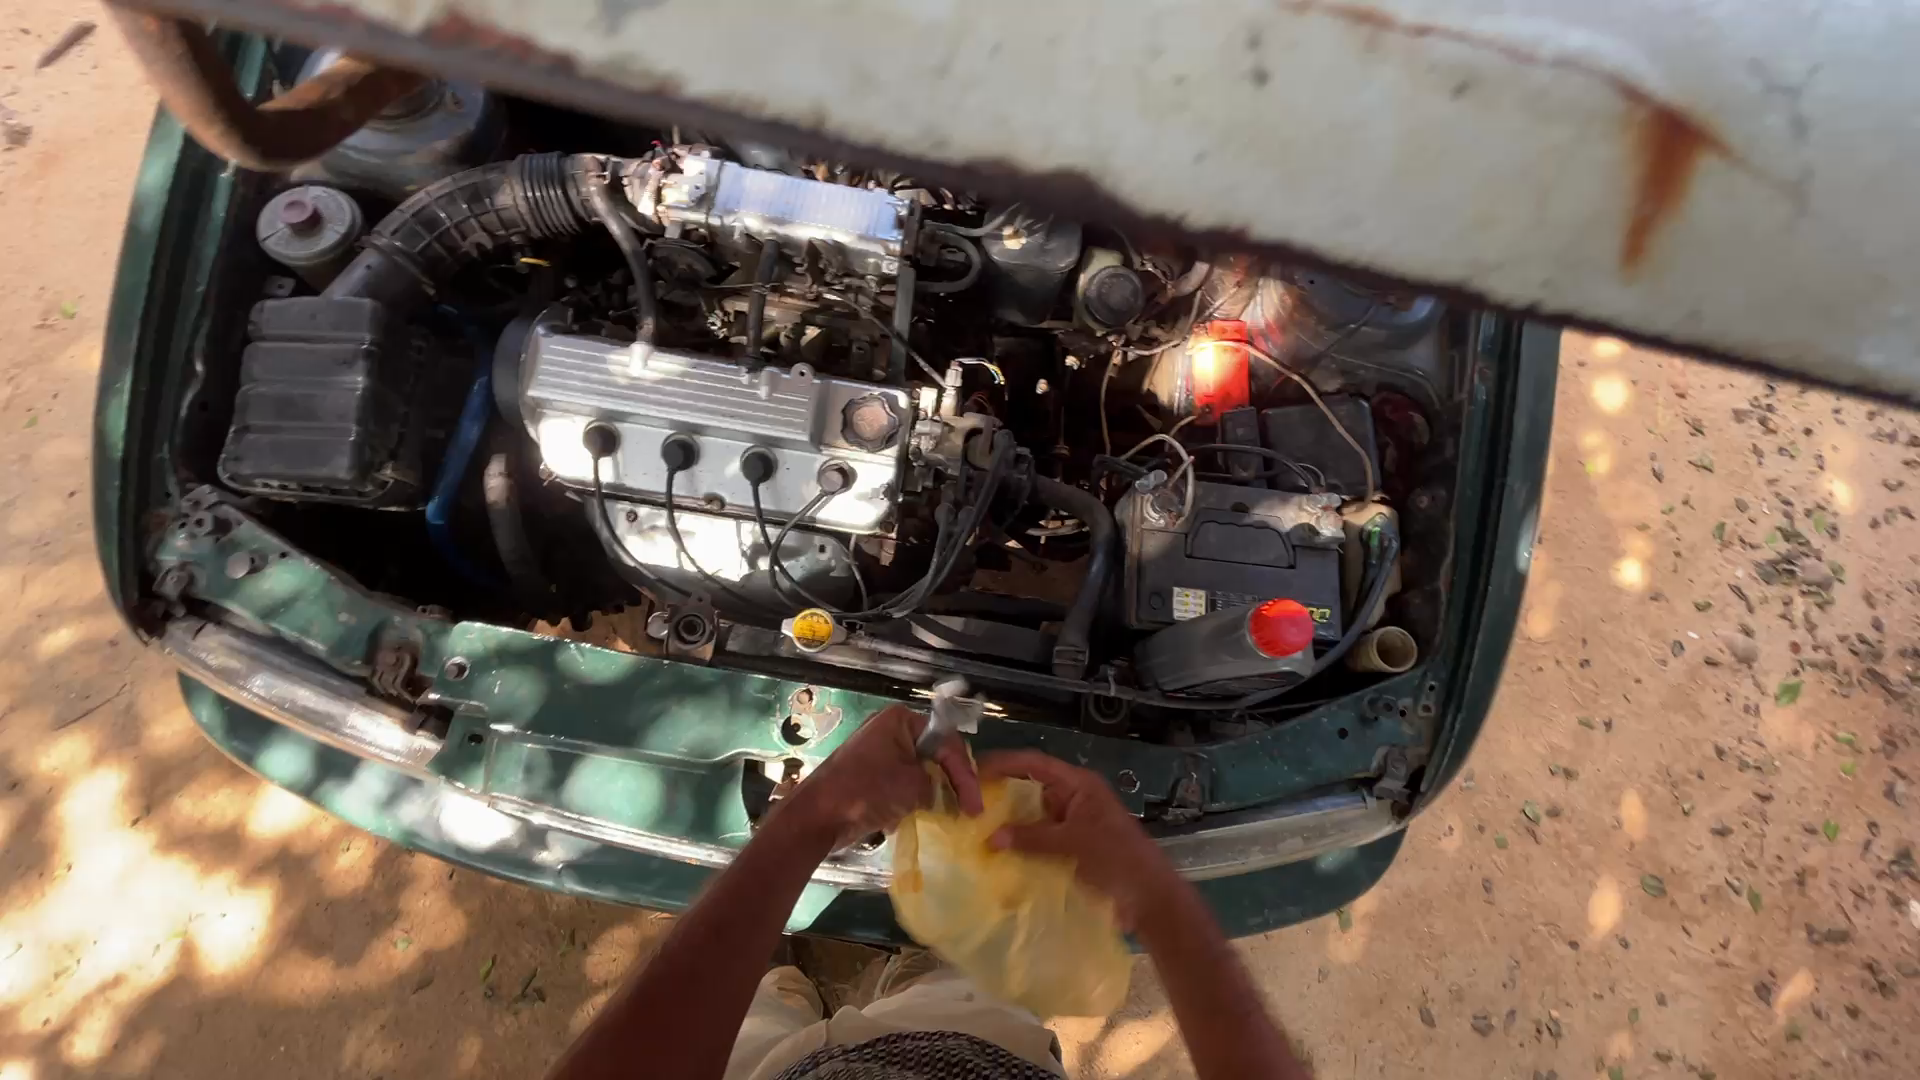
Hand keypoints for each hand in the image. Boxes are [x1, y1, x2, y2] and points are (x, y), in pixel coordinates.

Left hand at [784, 704, 982, 846]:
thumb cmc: (867, 791)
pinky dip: (914, 798)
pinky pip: (902, 783)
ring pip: (919, 770)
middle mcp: (890, 729)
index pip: (947, 742)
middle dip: (952, 781)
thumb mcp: (913, 786)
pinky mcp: (869, 774)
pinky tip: (923, 816)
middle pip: (934, 753)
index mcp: (901, 720)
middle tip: (969, 808)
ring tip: (951, 815)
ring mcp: (878, 752)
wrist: (818, 815)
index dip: (964, 774)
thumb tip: (943, 796)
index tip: (975, 804)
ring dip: (934, 792)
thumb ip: (938, 785)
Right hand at [978, 750, 1179, 927]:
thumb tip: (991, 838)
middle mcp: (1073, 798)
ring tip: (975, 827)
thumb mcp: (1072, 844)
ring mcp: (1072, 823)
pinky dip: (1021, 844)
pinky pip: (1039, 839)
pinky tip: (999, 853)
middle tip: (967, 801)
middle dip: (1002, 793)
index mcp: (1078, 784)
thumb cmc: (1117, 860)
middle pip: (1031, 787)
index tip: (974, 769)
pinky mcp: (1071, 847)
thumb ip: (1031, 838)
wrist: (1150, 900)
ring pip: (1033, 815)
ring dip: (1009, 822)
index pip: (1034, 763)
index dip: (1004, 763)